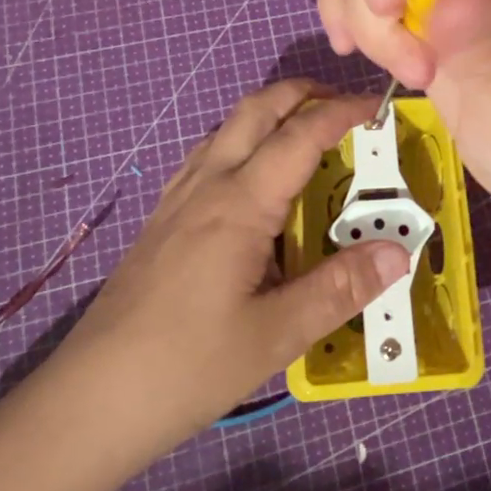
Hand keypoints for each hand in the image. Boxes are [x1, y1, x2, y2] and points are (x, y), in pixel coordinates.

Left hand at [56, 82, 409, 454]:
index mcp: (239, 203)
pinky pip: (206, 156)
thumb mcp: (275, 335)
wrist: (92, 397)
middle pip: (255, 109)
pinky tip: (250, 181)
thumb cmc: (188, 366)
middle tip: (344, 106)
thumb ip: (338, 289)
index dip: (342, 113)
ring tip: (305, 135)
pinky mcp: (161, 219)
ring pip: (226, 127)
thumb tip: (399, 253)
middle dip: (302, 93)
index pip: (300, 135)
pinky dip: (240, 141)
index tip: (380, 107)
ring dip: (269, 113)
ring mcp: (177, 198)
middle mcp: (207, 185)